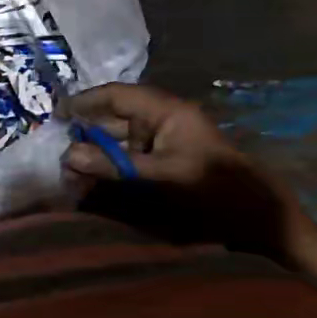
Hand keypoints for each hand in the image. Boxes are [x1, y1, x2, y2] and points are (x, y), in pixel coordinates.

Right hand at [62, 83, 246, 185]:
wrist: (261, 222)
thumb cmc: (214, 191)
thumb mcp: (161, 177)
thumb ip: (113, 166)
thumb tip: (67, 155)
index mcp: (166, 112)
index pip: (116, 95)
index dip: (84, 102)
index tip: (55, 115)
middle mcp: (163, 121)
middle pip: (114, 117)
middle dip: (85, 133)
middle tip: (56, 150)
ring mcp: (166, 142)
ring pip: (119, 140)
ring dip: (95, 153)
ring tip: (69, 170)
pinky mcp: (167, 162)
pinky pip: (130, 158)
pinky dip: (110, 167)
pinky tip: (92, 181)